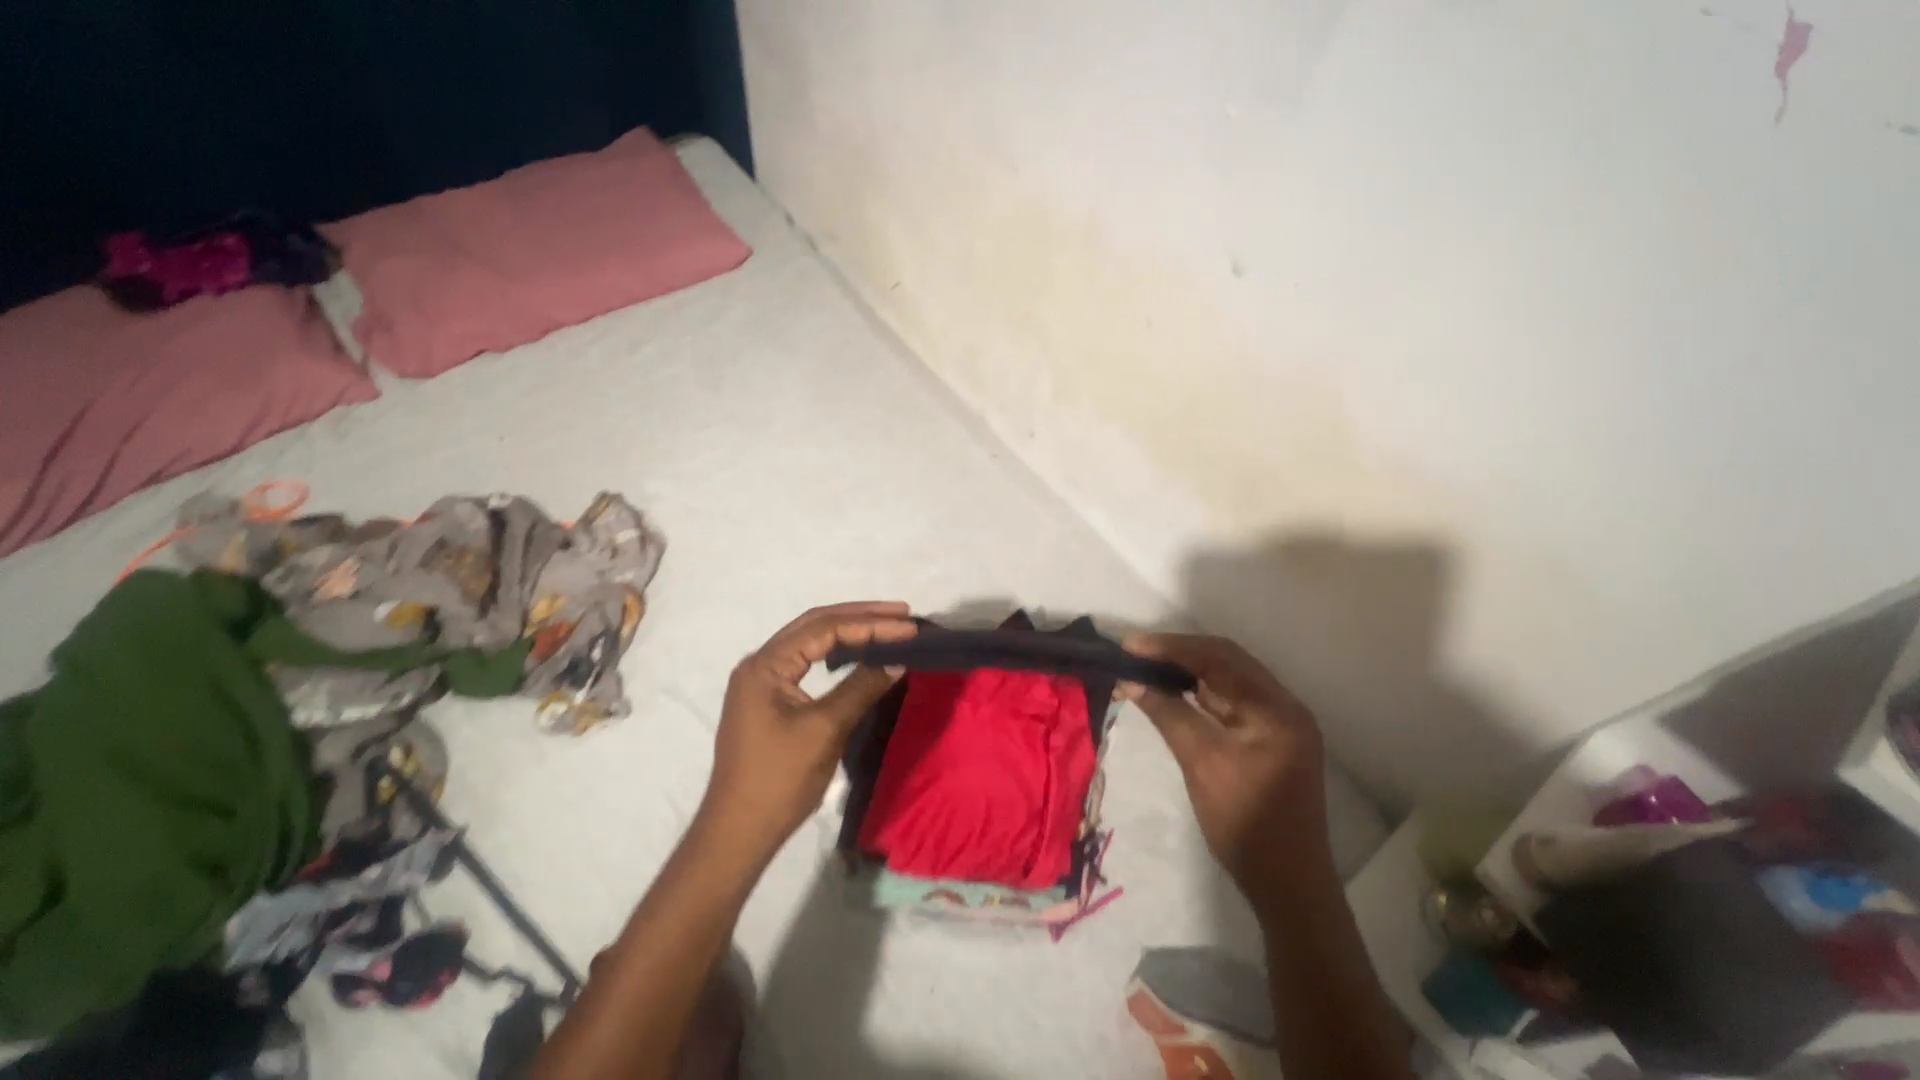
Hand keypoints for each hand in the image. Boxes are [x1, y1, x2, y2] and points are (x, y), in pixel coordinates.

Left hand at [699, 603, 916, 860]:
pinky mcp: (768, 702)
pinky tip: (858, 656)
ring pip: (809, 643)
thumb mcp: (825, 729)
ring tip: (887, 628)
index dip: (869, 624)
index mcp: (765, 665)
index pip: (823, 629)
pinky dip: (835, 655)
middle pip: (814, 626)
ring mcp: (761, 683)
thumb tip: (897, 659)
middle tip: (902, 614)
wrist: (740, 829)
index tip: (908, 626)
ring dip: (847, 633)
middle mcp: (759, 664)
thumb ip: (860, 688)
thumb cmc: (780, 778)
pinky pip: (805, 664)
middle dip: (859, 617)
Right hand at [1123, 633, 1328, 901]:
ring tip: (1148, 669)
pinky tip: (1176, 696)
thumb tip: (1132, 680)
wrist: (1288, 882)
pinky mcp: (1272, 743)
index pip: (1220, 657)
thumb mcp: (1201, 763)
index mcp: (1277, 707)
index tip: (1131, 646)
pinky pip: (1234, 706)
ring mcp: (1281, 726)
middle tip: (1136, 654)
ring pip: (1231, 683)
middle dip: (1181, 654)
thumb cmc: (1245, 822)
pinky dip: (1202, 697)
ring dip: (1191, 673)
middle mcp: (1285, 707)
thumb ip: (1169, 714)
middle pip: (1229, 663)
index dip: (1173, 647)